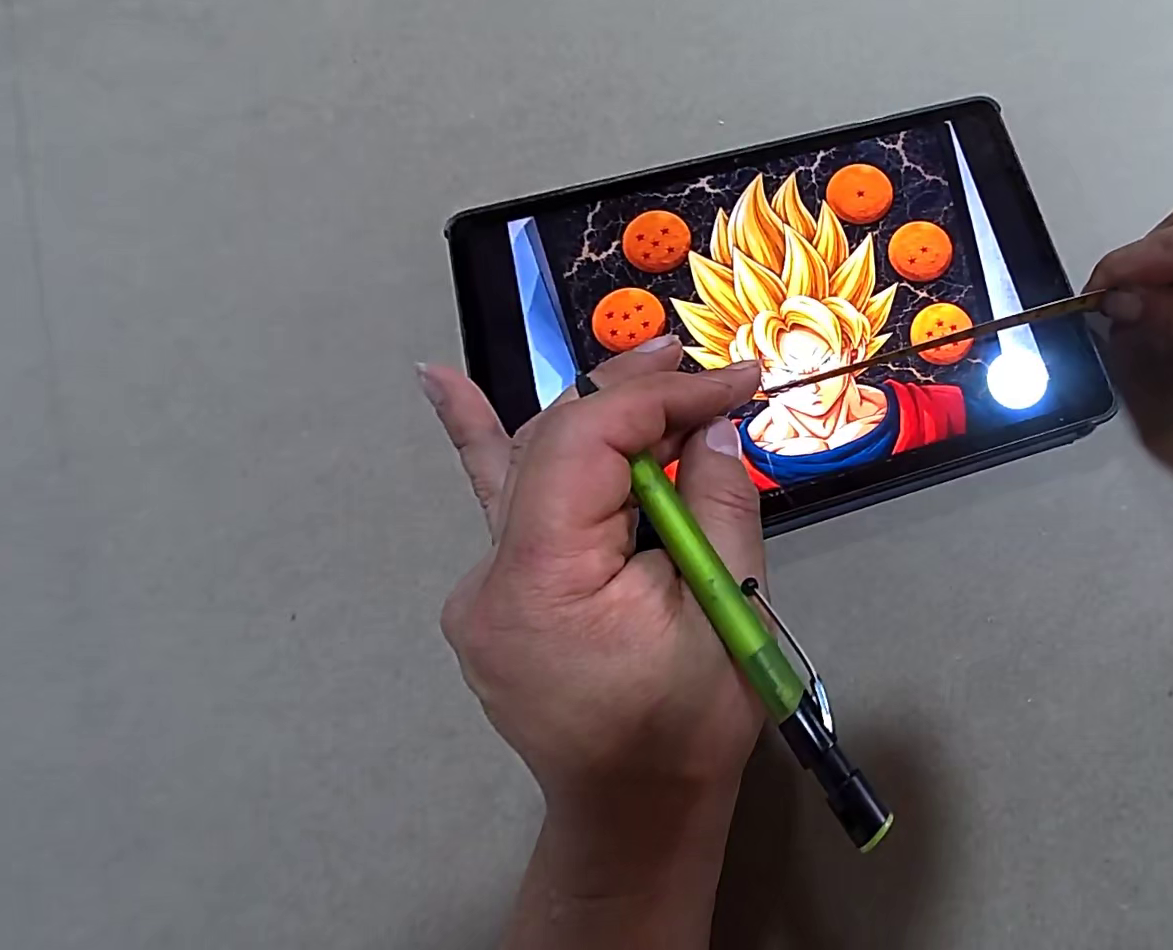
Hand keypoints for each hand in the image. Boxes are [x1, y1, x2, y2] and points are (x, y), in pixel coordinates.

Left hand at [420, 338, 765, 879]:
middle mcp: (491, 574)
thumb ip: (720, 504)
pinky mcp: (502, 587)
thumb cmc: (689, 726)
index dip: (664, 398)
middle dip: (636, 392)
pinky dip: (479, 433)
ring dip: (598, 411)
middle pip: (556, 441)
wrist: (636, 811)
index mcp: (543, 581)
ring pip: (535, 460)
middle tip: (700, 362)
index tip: (731, 382)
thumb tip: (714, 426)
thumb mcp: (727, 609)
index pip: (590, 443)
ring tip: (653, 363)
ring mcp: (486, 581)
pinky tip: (441, 384)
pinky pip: (500, 498)